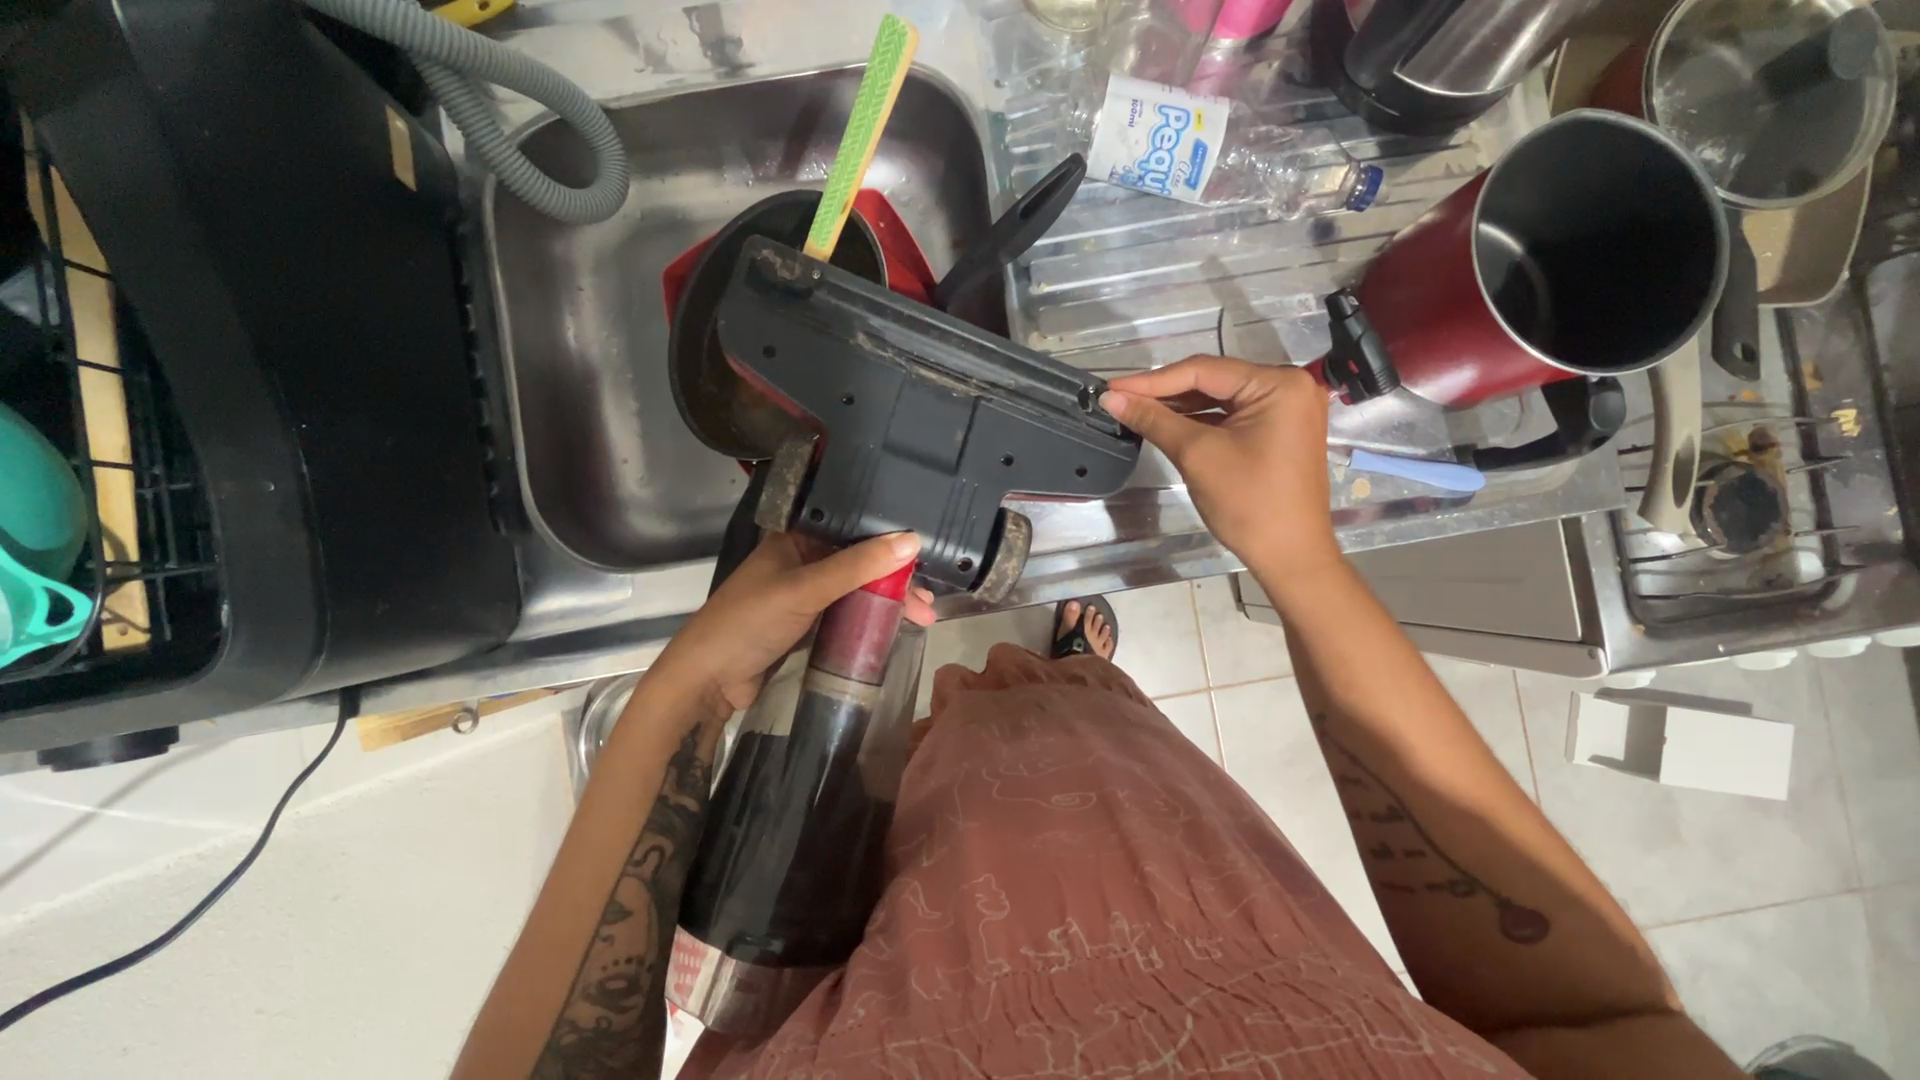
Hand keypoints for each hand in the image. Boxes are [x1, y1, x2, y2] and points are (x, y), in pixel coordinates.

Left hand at [647, 531, 936, 720]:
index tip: (926, 558)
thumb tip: (911, 540)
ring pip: (857, 589)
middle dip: (896, 580)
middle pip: (860, 562)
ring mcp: (804, 594)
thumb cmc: (749, 622)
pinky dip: (871, 619)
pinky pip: (847, 614)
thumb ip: (857, 566)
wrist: (707, 680)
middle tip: (927, 603)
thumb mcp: (806, 589)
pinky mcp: (807, 624)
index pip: (852, 529)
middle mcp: (802, 561)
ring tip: (923, 618)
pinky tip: (895, 628)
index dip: (889, 542)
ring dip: (888, 601)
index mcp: (796, 539)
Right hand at [1103, 355, 1341, 579]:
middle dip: (1165, 392)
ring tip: (1136, 410)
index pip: (1204, 371)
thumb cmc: (1248, 503)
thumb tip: (1111, 398)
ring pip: (1221, 399)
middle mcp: (1289, 387)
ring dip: (1180, 407)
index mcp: (1278, 384)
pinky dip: (1201, 421)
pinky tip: (1167, 424)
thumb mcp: (1197, 455)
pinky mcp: (1280, 431)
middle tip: (1119, 398)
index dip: (1152, 380)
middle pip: (1213, 381)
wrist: (1290, 555)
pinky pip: (1233, 416)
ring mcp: (1287, 410)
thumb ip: (1154, 420)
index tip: (1112, 388)